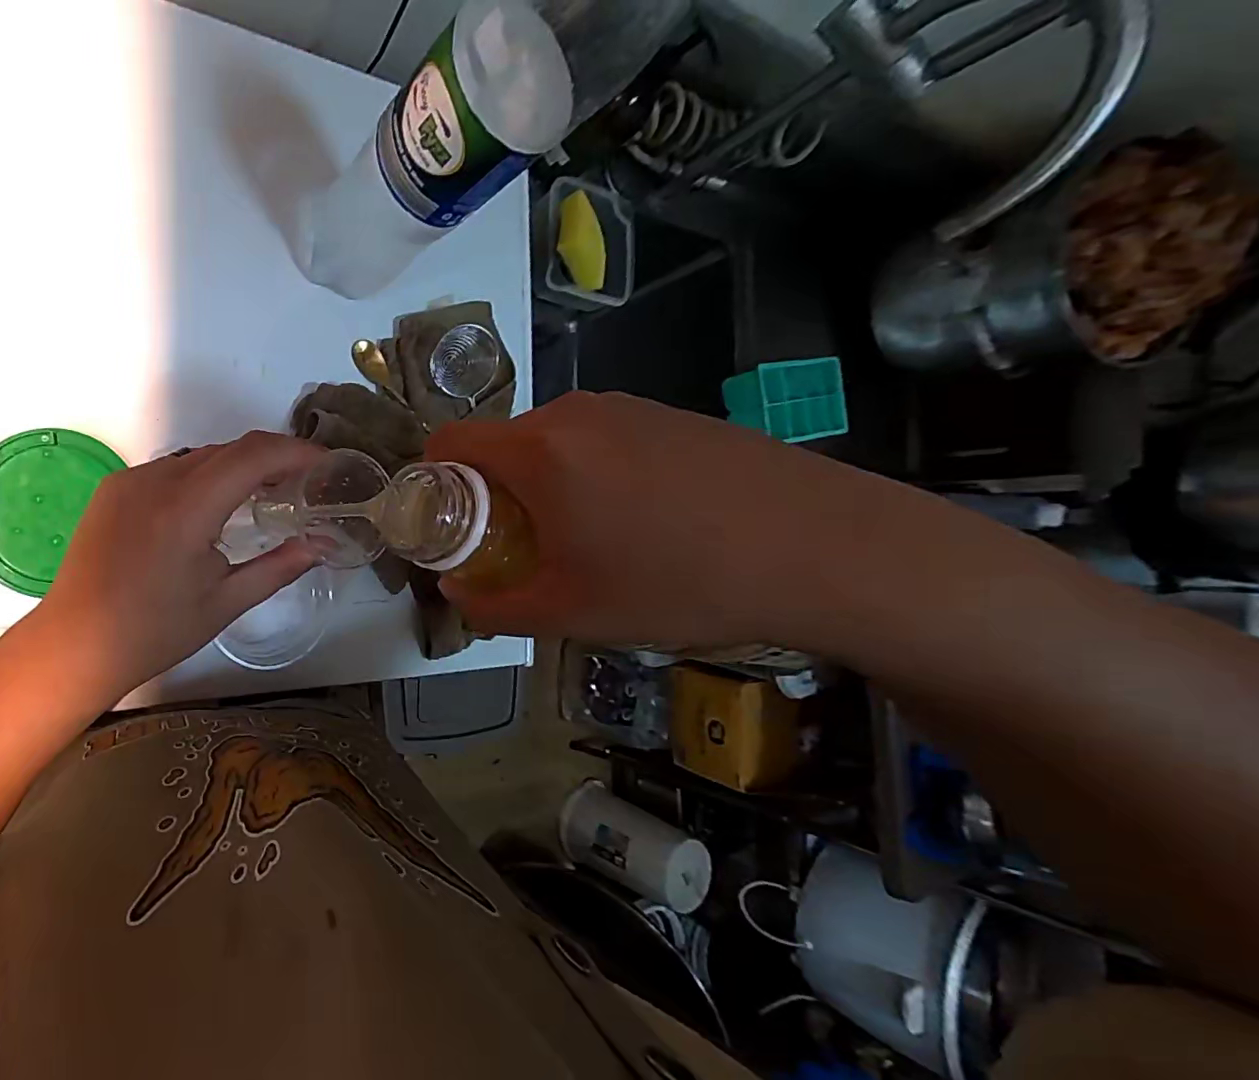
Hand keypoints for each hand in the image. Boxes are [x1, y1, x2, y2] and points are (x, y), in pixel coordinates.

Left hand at [28, 432, 324, 702]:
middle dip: (271, 459)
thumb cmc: (153, 632)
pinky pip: (170, 469)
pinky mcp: (113, 490)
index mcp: (187, 507)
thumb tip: (322, 547)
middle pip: (228, 449)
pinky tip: (211, 508)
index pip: (254, 455)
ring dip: (236, 467)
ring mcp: (129, 481)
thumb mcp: (224, 603)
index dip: (296, 451)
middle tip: (301, 484)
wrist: (75, 644)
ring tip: (262, 496)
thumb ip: (278, 567)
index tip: (325, 463)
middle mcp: (155, 480)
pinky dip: (202, 477)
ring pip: (199, 456)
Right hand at [423, 391, 901, 650]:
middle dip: (494, 496)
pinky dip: (591, 476)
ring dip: (545, 488)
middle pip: (499, 446)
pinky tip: (642, 522)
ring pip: (552, 445)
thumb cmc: (677, 582)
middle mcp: (573, 413)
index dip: (432, 484)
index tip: (453, 530)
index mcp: (538, 450)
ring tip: (588, 541)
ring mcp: (628, 407)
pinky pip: (600, 441)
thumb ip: (493, 606)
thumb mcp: (570, 612)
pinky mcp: (670, 415)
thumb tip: (455, 594)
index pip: (448, 442)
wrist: (826, 549)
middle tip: (524, 550)